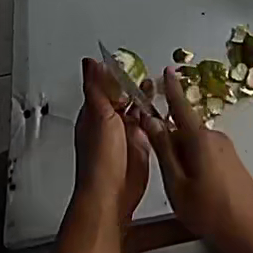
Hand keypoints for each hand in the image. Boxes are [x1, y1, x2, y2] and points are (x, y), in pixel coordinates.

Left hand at [73, 58, 150, 225]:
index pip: (106, 85)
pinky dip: (156, 115)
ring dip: (146, 97)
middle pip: (124, 95)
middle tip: (148, 69)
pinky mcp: (141, 144)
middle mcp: (110, 121)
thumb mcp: (98, 114)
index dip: (117, 72)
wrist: (112, 192)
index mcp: (96, 111)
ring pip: (137, 108)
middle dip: (135, 83)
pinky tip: (163, 107)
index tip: (130, 60)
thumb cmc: (100, 158)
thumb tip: (89, 61)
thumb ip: (96, 87)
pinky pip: (149, 124)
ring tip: (158, 83)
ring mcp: (126, 133)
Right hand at [125, 66, 252, 252]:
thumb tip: (151, 121)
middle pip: (183, 131)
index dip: (171, 89)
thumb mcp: (177, 184)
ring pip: (193, 144)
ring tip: (179, 188)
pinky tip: (193, 187)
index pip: (180, 107)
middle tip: (163, 172)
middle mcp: (214, 137)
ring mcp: (225, 148)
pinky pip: (205, 152)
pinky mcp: (231, 160)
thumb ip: (163, 151)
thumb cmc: (209, 211)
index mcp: (199, 139)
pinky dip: (193, 162)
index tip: (167, 69)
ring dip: (181, 157)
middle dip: (169, 142)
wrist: (250, 229)